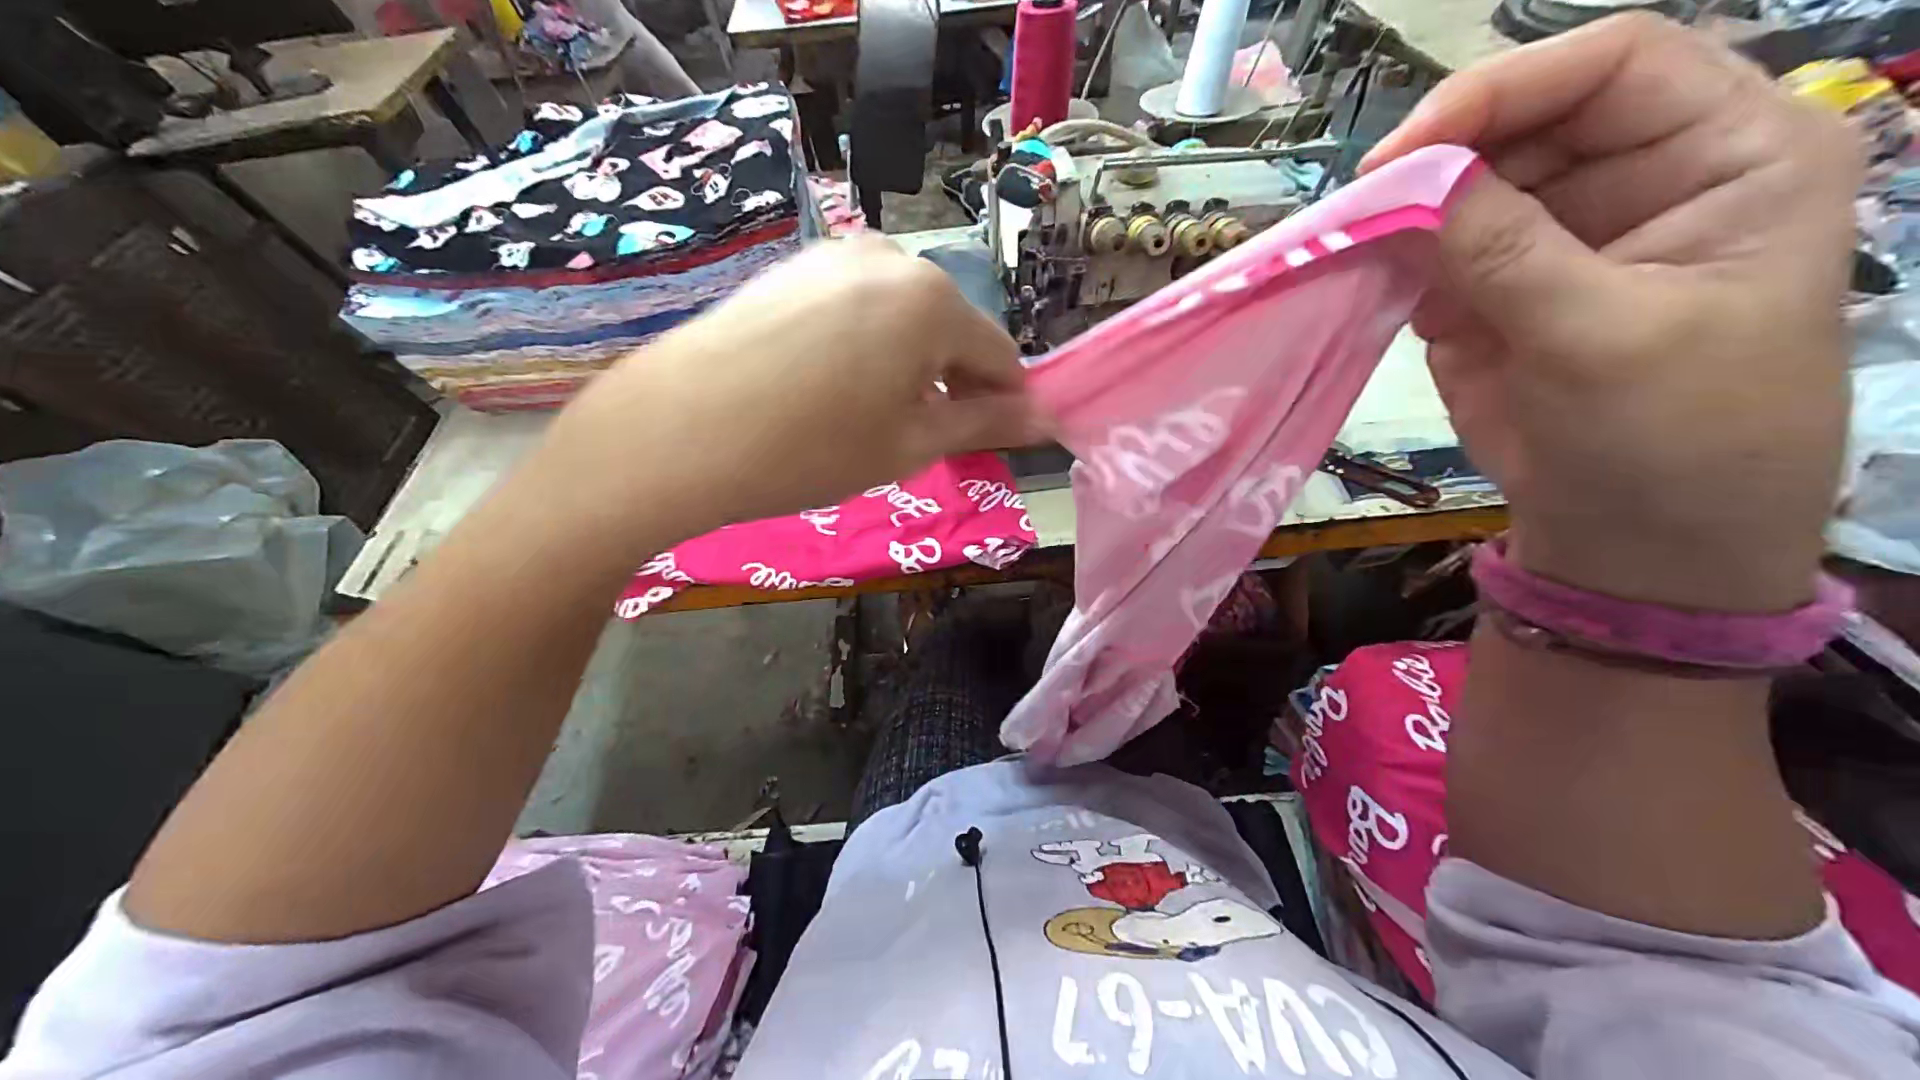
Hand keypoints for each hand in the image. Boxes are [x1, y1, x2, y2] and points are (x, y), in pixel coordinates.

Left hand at [531, 237, 1035, 547]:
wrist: (677, 431)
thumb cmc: (811, 447)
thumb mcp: (911, 444)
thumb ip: (984, 424)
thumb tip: (1043, 418)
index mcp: (932, 299)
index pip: (998, 354)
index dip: (1004, 402)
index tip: (993, 440)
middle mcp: (890, 258)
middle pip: (949, 329)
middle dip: (951, 382)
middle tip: (923, 439)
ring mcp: (832, 256)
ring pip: (901, 317)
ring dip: (908, 365)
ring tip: (868, 417)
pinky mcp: (790, 269)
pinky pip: (854, 308)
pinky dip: (864, 347)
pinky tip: (828, 389)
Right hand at [1363, 14, 1861, 611]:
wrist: (1631, 536)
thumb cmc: (1670, 434)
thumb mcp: (1601, 336)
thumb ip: (1506, 253)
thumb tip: (1408, 182)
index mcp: (1722, 153)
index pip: (1611, 68)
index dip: (1501, 91)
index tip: (1403, 153)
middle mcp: (1633, 179)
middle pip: (1520, 125)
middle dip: (1437, 162)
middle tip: (1358, 211)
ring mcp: (1551, 239)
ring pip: (1459, 192)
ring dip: (1402, 220)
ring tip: (1352, 254)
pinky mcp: (1489, 293)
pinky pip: (1427, 257)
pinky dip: (1390, 268)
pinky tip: (1370, 289)